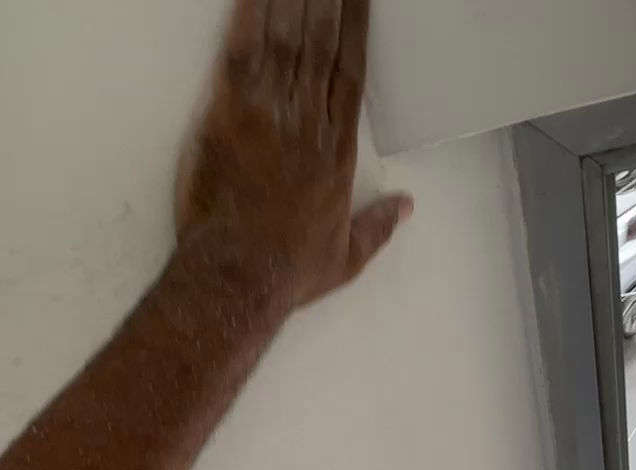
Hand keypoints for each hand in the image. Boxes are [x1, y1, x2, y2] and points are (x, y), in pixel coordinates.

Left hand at [177, 0, 412, 308]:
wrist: (241, 278)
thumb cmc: (290, 271)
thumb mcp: (347, 257)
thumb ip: (378, 227)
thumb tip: (406, 207)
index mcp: (337, 153)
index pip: (351, 73)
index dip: (355, 28)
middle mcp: (308, 125)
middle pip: (320, 43)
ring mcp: (269, 117)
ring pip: (285, 38)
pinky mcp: (229, 117)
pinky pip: (241, 53)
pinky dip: (248, 15)